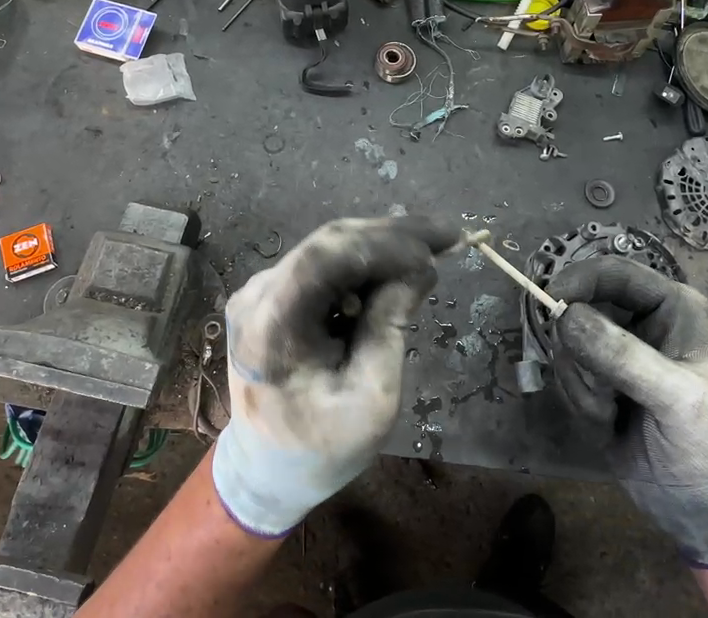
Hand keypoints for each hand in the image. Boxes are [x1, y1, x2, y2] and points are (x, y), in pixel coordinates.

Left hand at [212, 215, 452, 536]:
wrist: (267, 471)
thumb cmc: (321, 448)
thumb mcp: (371, 399)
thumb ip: (390, 328)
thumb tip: (419, 268)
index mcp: (271, 327)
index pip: (323, 259)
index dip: (382, 245)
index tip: (434, 252)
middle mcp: (258, 295)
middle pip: (328, 243)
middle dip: (393, 236)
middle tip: (449, 236)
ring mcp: (262, 291)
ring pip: (329, 248)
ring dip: (382, 246)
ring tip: (433, 249)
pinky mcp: (274, 294)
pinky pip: (323, 264)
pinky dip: (365, 262)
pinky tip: (399, 268)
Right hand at [547, 257, 707, 569]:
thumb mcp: (679, 398)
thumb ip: (623, 356)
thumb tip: (565, 317)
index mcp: (672, 307)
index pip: (612, 272)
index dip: (576, 280)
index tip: (549, 304)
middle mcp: (642, 324)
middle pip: (580, 308)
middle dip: (578, 349)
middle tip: (598, 388)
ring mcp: (618, 358)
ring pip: (568, 347)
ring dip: (580, 383)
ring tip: (611, 413)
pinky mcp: (600, 390)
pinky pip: (567, 379)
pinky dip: (579, 403)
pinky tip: (608, 427)